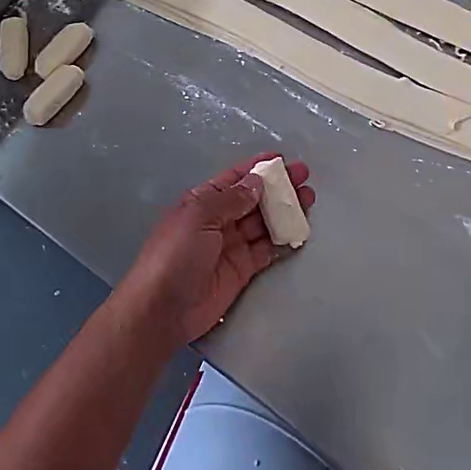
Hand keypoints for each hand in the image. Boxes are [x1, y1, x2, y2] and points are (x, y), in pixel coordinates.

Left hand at [119, 152, 313, 344]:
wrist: (162, 309)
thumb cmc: (176, 255)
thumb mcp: (199, 217)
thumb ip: (231, 199)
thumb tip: (256, 183)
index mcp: (202, 203)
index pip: (233, 179)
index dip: (256, 168)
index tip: (281, 159)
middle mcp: (217, 221)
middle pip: (252, 199)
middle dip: (277, 187)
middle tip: (303, 176)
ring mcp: (230, 246)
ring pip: (263, 222)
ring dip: (284, 210)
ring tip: (308, 198)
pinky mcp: (242, 270)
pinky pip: (266, 250)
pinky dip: (283, 240)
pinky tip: (299, 229)